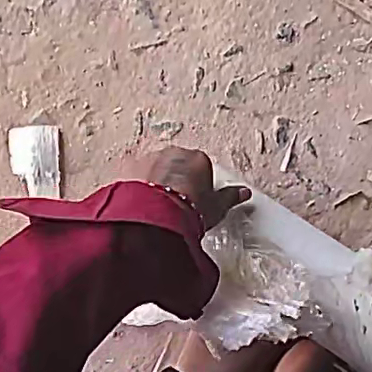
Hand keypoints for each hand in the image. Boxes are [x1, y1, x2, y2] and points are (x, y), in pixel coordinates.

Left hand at [126, 147, 250, 228]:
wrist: (158, 217)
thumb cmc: (189, 209)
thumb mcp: (217, 207)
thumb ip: (230, 197)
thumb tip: (243, 193)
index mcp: (197, 158)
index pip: (200, 168)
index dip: (197, 186)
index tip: (194, 200)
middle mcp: (173, 153)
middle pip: (176, 165)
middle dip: (176, 181)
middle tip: (177, 203)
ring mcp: (150, 159)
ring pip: (154, 168)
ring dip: (155, 182)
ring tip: (159, 206)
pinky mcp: (129, 168)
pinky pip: (133, 175)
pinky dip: (136, 186)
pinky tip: (141, 203)